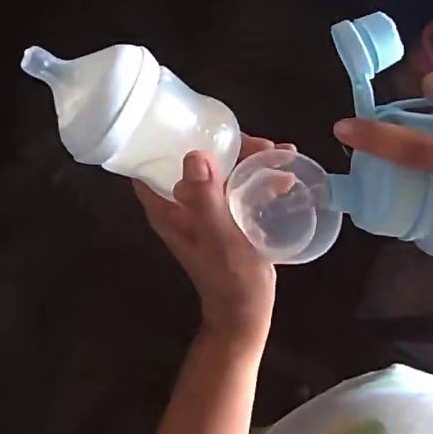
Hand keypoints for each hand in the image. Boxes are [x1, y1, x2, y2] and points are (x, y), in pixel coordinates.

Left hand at [134, 137, 289, 342]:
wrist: (247, 314)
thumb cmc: (230, 278)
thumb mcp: (219, 235)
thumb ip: (205, 198)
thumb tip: (193, 155)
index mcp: (167, 208)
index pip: (149, 165)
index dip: (161, 139)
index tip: (186, 119)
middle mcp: (180, 205)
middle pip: (193, 161)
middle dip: (224, 146)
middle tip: (259, 143)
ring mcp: (202, 211)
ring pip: (218, 171)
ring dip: (246, 159)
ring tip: (279, 152)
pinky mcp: (223, 217)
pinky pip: (235, 187)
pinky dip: (255, 177)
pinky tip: (283, 174)